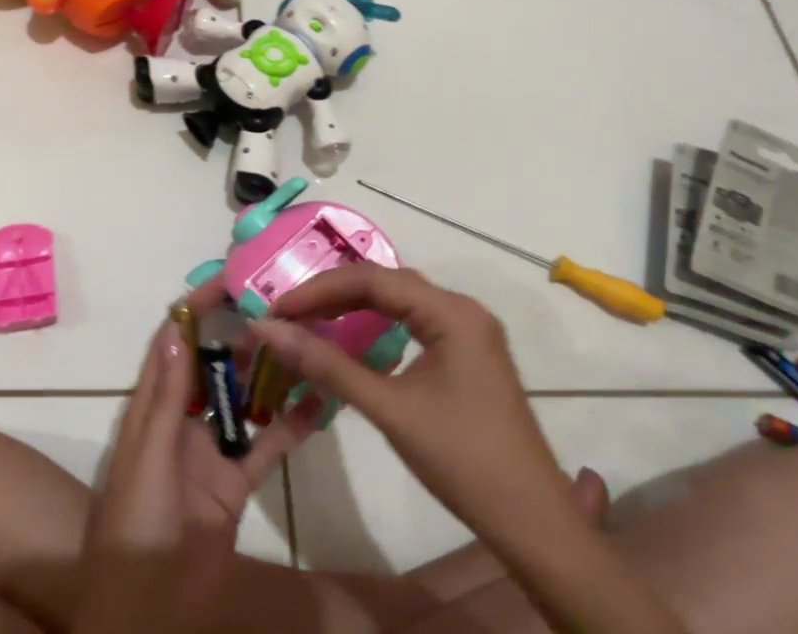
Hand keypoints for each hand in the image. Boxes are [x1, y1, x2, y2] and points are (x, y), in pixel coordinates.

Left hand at [75, 300, 317, 633]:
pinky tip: (317, 403)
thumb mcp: (148, 455)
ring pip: (242, 402)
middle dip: (240, 338)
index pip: (170, 345)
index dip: (193, 310)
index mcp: (149, 409)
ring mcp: (209, 452)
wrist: (149, 605)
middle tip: (282, 308)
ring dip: (268, 376)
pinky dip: (288, 427)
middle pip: (211, 368)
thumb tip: (177, 330)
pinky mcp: (235, 483)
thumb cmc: (135, 522)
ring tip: (305, 342)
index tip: (227, 280)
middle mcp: (179, 422)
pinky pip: (264, 447)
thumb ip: (166, 399)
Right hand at [250, 265, 571, 534]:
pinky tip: (349, 341)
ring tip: (307, 323)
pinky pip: (411, 324)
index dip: (317, 290)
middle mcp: (462, 311)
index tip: (276, 311)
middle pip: (385, 284)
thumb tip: (267, 330)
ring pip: (398, 302)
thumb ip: (327, 364)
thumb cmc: (462, 459)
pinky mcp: (466, 356)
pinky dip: (374, 327)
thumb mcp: (388, 408)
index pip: (372, 279)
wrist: (530, 518)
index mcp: (452, 314)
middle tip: (285, 317)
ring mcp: (468, 333)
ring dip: (351, 308)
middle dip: (331, 295)